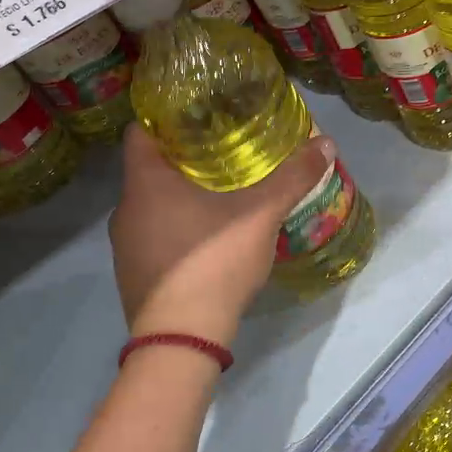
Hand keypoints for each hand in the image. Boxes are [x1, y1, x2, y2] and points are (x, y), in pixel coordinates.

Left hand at [109, 129, 335, 345]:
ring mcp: (125, 245)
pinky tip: (212, 227)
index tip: (201, 111)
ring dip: (182, 191)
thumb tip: (326, 142)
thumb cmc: (213, 261)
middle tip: (226, 144)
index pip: (142, 132)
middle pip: (151, 167)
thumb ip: (293, 176)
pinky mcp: (135, 272)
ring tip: (225, 183)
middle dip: (186, 154)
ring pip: (153, 201)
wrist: (182, 340)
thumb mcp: (262, 213)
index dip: (168, 117)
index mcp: (146, 184)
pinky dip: (179, 221)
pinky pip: (154, 231)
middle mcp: (126, 210)